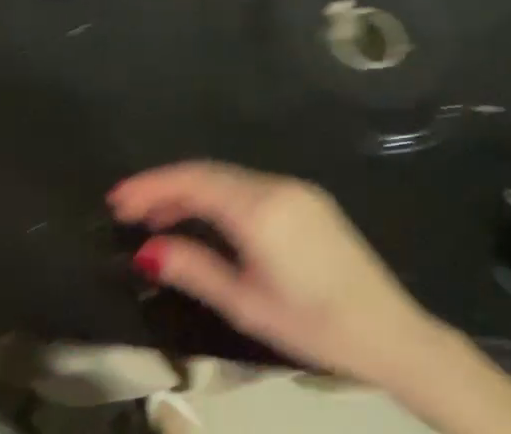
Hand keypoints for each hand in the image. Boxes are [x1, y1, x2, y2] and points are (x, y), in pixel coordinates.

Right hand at [108, 161, 455, 393]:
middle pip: (208, 174)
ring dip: (190, 192)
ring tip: (158, 218)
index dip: (150, 186)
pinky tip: (205, 219)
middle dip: (165, 188)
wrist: (394, 336)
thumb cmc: (315, 326)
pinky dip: (218, 197)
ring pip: (228, 179)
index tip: (116, 200)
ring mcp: (296, 191)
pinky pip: (250, 187)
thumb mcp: (246, 304)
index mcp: (259, 209)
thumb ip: (194, 270)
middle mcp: (276, 187)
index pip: (191, 181)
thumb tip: (145, 252)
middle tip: (128, 210)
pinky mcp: (309, 201)